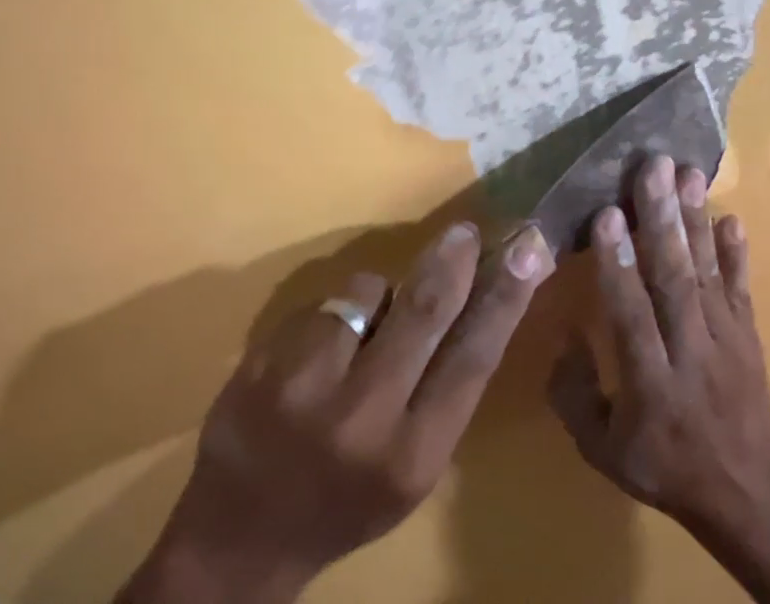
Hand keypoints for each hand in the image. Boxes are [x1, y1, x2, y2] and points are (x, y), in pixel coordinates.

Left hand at [120, 221, 554, 603]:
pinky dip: (330, 316)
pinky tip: (316, 353)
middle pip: (423, 311)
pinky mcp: (260, 362)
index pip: (473, 358)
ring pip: (364, 293)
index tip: (528, 250)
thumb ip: (443, 394)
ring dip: (376, 297)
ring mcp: (303, 385)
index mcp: (412, 454)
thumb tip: (478, 298)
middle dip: (450, 263)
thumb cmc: (347, 503)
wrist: (241, 536)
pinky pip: (318, 306)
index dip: (504, 298)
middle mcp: (362, 416)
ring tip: (363, 333)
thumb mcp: (413, 471)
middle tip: (463, 233)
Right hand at [551, 156, 769, 603]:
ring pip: (707, 273)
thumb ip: (574, 394)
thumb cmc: (662, 466)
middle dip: (662, 219)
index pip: (631, 313)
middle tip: (653, 166)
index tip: (608, 213)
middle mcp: (690, 351)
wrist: (744, 491)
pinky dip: (736, 253)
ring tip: (688, 172)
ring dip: (696, 220)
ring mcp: (726, 339)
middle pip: (673, 279)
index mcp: (650, 382)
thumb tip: (563, 334)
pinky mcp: (749, 335)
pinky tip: (730, 216)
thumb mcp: (600, 449)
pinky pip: (741, 289)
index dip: (619, 264)